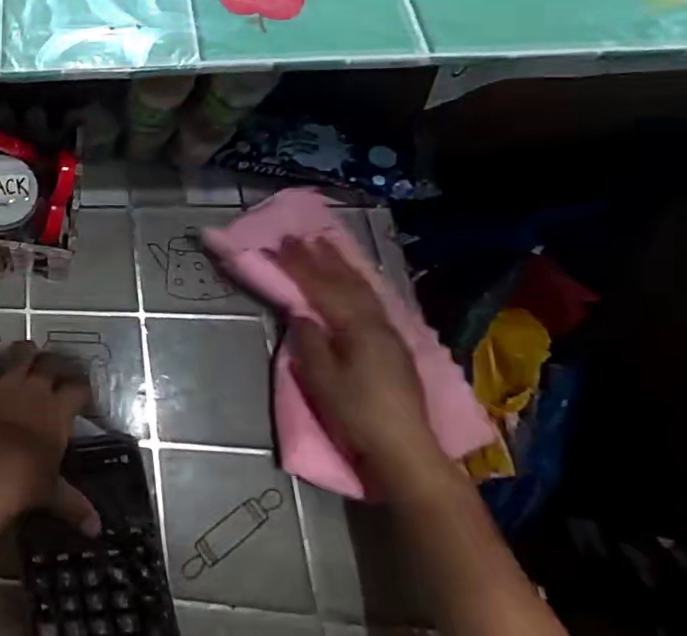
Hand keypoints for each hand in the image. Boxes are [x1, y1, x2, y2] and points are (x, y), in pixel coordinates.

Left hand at [0, 335, 100, 535]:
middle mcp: (38, 389)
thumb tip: (98, 529)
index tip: (84, 391)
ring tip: (29, 348)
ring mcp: (9, 383)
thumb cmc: (24, 482)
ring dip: (27, 350)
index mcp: (59, 411)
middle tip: (57, 366)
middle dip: (56, 364)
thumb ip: (75, 505)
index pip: (78, 390)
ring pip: (23, 354)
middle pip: (52, 365)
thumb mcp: (53, 493)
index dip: (83, 388)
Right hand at [267, 235, 457, 503]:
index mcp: (356, 326)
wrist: (406, 451)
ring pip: (363, 288)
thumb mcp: (322, 380)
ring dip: (341, 264)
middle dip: (320, 257)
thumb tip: (302, 314)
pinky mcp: (396, 347)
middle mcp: (376, 322)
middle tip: (299, 236)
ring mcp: (390, 333)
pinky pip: (372, 300)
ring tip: (326, 245)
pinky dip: (358, 282)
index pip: (321, 287)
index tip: (279, 244)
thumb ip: (309, 342)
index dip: (298, 265)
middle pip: (344, 281)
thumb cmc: (358, 416)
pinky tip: (355, 280)